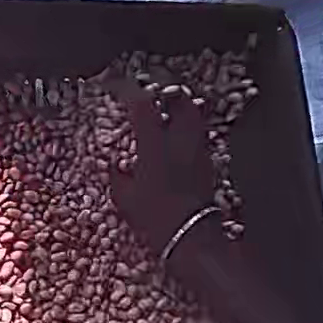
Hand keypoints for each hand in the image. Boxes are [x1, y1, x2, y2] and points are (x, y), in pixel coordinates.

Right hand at [106, 75, 219, 255]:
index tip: (116, 86)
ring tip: (167, 111)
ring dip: (181, 108)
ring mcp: (198, 150)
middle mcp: (180, 140)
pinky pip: (198, 135)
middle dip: (166, 89)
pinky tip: (177, 140)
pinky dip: (187, 130)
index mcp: (155, 144)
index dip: (128, 90)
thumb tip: (114, 166)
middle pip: (180, 99)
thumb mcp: (125, 198)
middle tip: (152, 91)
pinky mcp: (209, 163)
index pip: (142, 104)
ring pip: (194, 115)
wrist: (191, 236)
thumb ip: (117, 177)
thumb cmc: (154, 217)